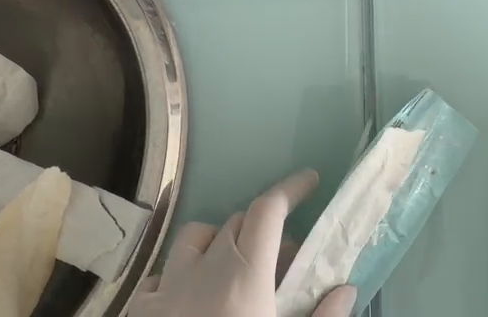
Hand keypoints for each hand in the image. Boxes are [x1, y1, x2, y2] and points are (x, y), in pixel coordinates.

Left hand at [129, 169, 357, 316]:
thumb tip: (347, 289)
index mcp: (245, 274)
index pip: (269, 208)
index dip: (292, 188)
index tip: (312, 183)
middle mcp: (204, 269)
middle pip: (238, 221)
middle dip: (265, 229)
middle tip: (284, 261)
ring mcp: (167, 290)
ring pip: (195, 239)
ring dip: (219, 242)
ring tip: (234, 270)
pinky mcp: (140, 313)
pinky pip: (162, 276)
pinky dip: (181, 276)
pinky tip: (190, 302)